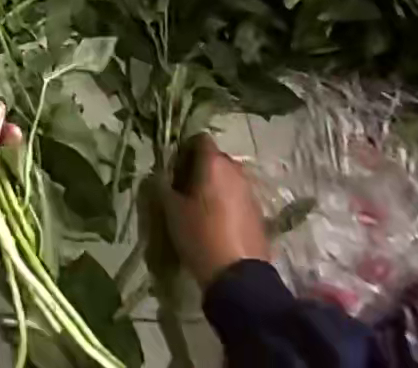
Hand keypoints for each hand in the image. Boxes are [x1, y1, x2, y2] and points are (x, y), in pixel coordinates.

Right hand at [165, 134, 269, 284]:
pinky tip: (219, 222)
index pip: (200, 139)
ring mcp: (250, 191)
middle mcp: (235, 170)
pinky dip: (228, 201)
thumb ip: (162, 185)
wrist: (239, 278)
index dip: (186, 148)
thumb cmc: (200, 235)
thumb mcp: (172, 210)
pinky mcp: (260, 212)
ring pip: (229, 178)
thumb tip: (158, 173)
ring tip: (202, 206)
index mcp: (213, 163)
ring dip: (216, 185)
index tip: (176, 166)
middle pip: (215, 158)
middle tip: (186, 187)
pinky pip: (239, 196)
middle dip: (201, 167)